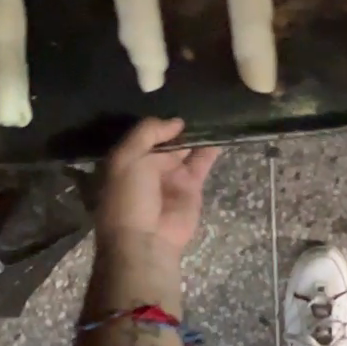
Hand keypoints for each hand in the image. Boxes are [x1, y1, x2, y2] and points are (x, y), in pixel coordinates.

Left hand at [95, 118, 221, 258]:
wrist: (145, 241)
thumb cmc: (127, 197)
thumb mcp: (127, 158)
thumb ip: (148, 133)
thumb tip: (176, 122)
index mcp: (126, 162)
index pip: (143, 136)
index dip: (157, 124)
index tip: (173, 107)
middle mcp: (149, 168)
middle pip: (166, 142)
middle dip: (178, 127)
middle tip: (196, 104)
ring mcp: (171, 177)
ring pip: (186, 149)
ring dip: (196, 134)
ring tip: (210, 113)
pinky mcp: (192, 187)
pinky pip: (202, 162)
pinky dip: (211, 149)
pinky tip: (220, 130)